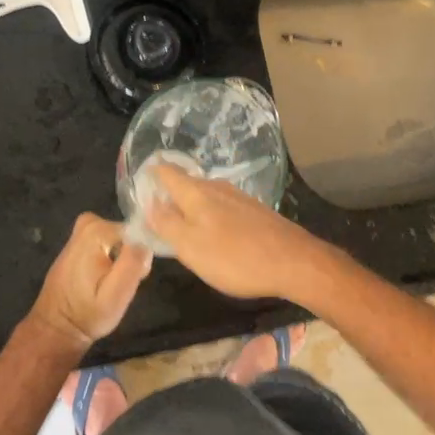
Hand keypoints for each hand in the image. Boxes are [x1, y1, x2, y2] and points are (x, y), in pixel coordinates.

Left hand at [25, 213, 152, 354]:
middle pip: (128, 236)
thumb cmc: (87, 313)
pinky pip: (109, 245)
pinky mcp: (80, 241)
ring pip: (120, 242)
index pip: (138, 235)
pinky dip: (110, 261)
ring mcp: (82, 230)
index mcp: (96, 230)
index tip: (130, 280)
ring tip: (109, 285)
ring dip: (120, 263)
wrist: (57, 326)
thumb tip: (145, 241)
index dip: (138, 259)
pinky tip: (100, 280)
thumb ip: (133, 263)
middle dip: (129, 260)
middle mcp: (88, 223)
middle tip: (118, 285)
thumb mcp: (116, 295)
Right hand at [145, 164, 337, 301]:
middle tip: (157, 213)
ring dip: (192, 207)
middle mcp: (217, 187)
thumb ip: (167, 224)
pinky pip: (223, 207)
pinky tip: (215, 234)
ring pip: (206, 196)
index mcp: (196, 193)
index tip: (141, 177)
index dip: (152, 173)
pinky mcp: (255, 211)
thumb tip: (149, 204)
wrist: (293, 262)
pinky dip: (211, 215)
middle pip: (187, 184)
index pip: (168, 172)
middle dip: (171, 194)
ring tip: (183, 226)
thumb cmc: (235, 257)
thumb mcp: (191, 247)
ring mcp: (239, 197)